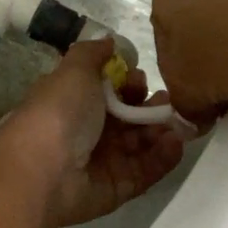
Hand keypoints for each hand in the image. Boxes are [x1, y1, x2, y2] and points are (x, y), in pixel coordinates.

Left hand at [0, 38, 184, 227]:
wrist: (45, 170)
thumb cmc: (59, 112)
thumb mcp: (74, 71)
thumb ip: (92, 54)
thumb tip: (108, 41)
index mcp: (71, 101)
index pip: (105, 90)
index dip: (126, 82)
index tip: (141, 77)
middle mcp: (86, 129)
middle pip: (126, 117)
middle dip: (150, 106)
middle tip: (169, 99)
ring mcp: (102, 159)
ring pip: (141, 142)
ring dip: (162, 129)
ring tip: (182, 119)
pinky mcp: (119, 186)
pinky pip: (147, 169)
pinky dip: (163, 156)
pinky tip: (176, 141)